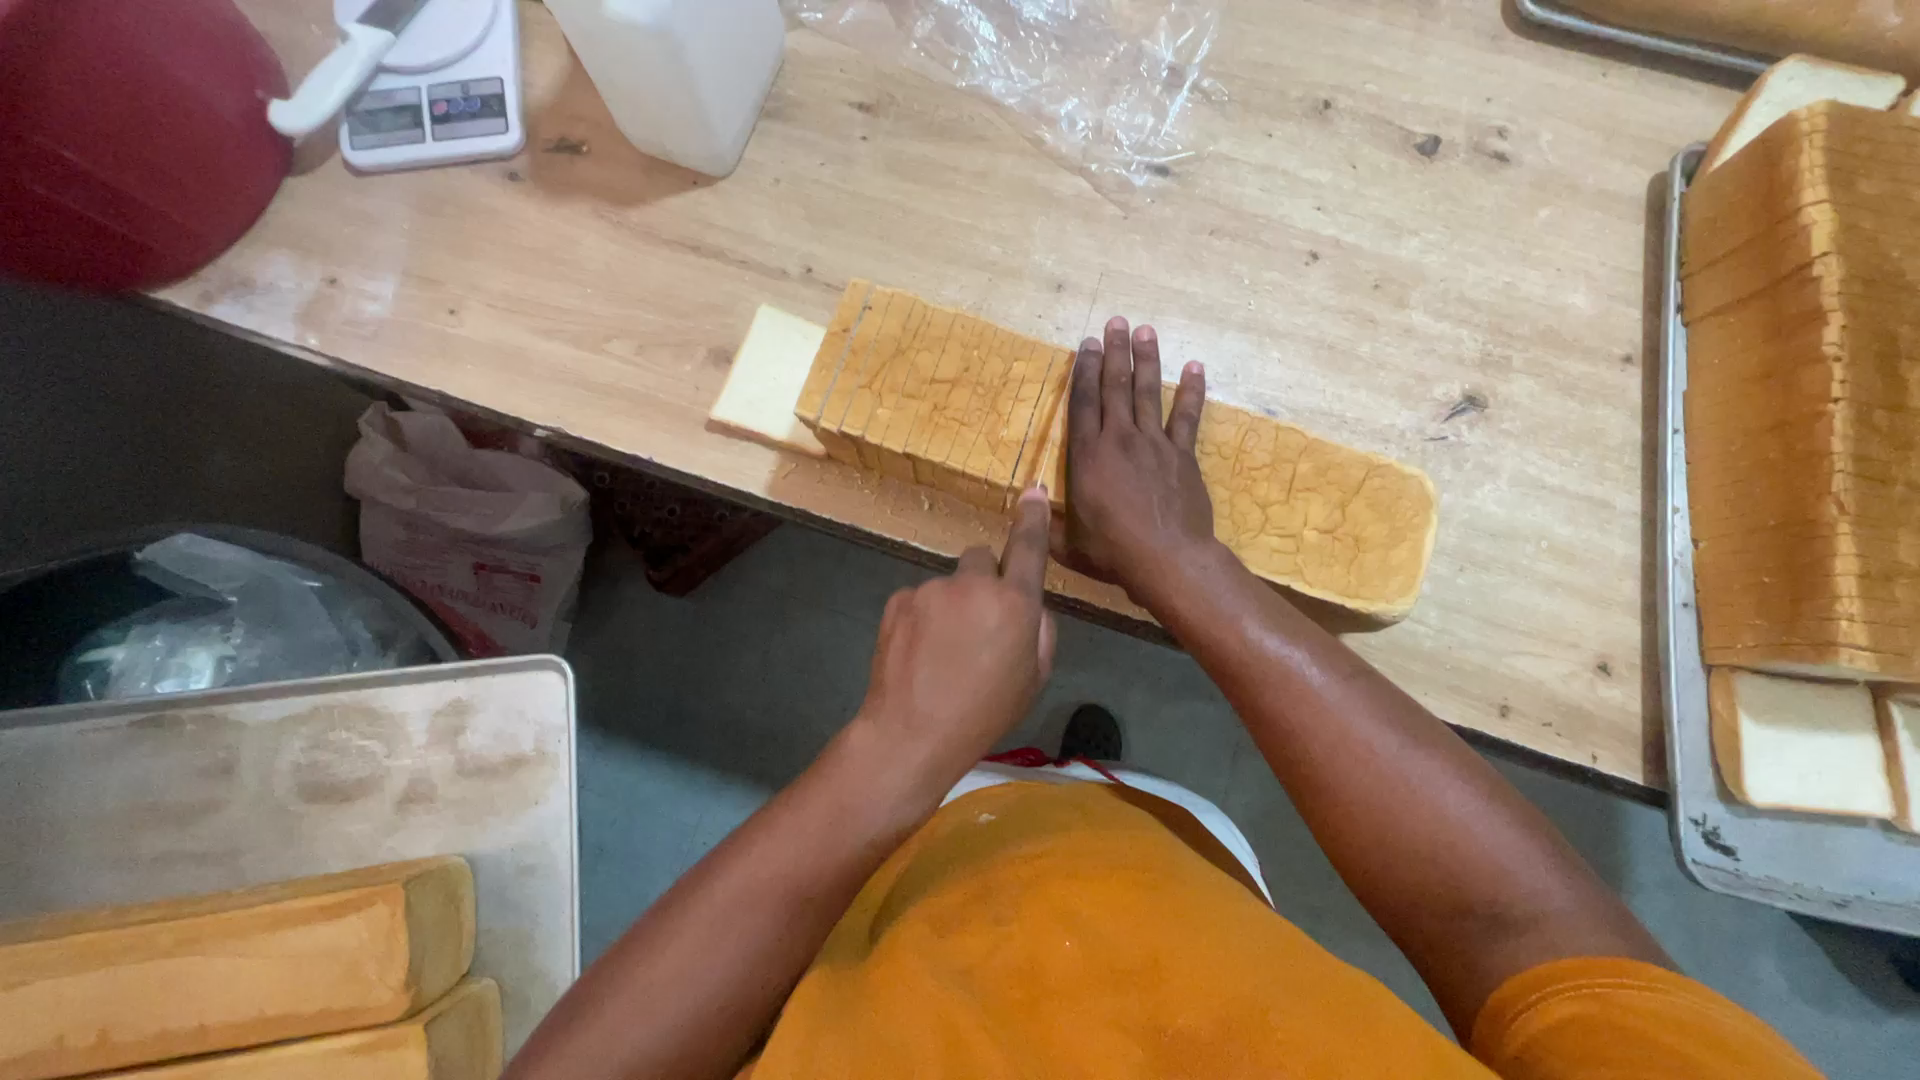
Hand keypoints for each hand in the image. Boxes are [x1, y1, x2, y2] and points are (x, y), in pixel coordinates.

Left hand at [851, 490, 1056, 799]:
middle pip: (982, 559)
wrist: (912, 732)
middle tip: (977, 625)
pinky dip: (921, 617)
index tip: (1033, 492)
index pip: (1028, 548)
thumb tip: (1029, 606)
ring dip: (950, 605)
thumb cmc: (984, 713)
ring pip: (948, 584)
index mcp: (1015, 603)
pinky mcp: (899, 600)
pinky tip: (918, 652)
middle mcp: (973, 585)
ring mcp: (931, 589)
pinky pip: (919, 599)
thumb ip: (1040, 631)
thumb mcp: (1035, 678)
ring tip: (941, 652)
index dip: (1032, 518)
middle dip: (983, 581)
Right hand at [1052, 316, 1218, 605]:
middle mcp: (1118, 440)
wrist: (1167, 558)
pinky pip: (1187, 416)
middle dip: (1114, 352)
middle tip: (1115, 322)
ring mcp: (1154, 444)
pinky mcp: (1182, 455)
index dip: (1082, 371)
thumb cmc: (1112, 553)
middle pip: (1115, 387)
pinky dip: (1191, 391)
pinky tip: (1194, 367)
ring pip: (1149, 392)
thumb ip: (1047, 523)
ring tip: (1145, 331)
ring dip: (1146, 360)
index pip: (1082, 403)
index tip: (1085, 344)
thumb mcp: (1067, 543)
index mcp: (1086, 457)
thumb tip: (1029, 506)